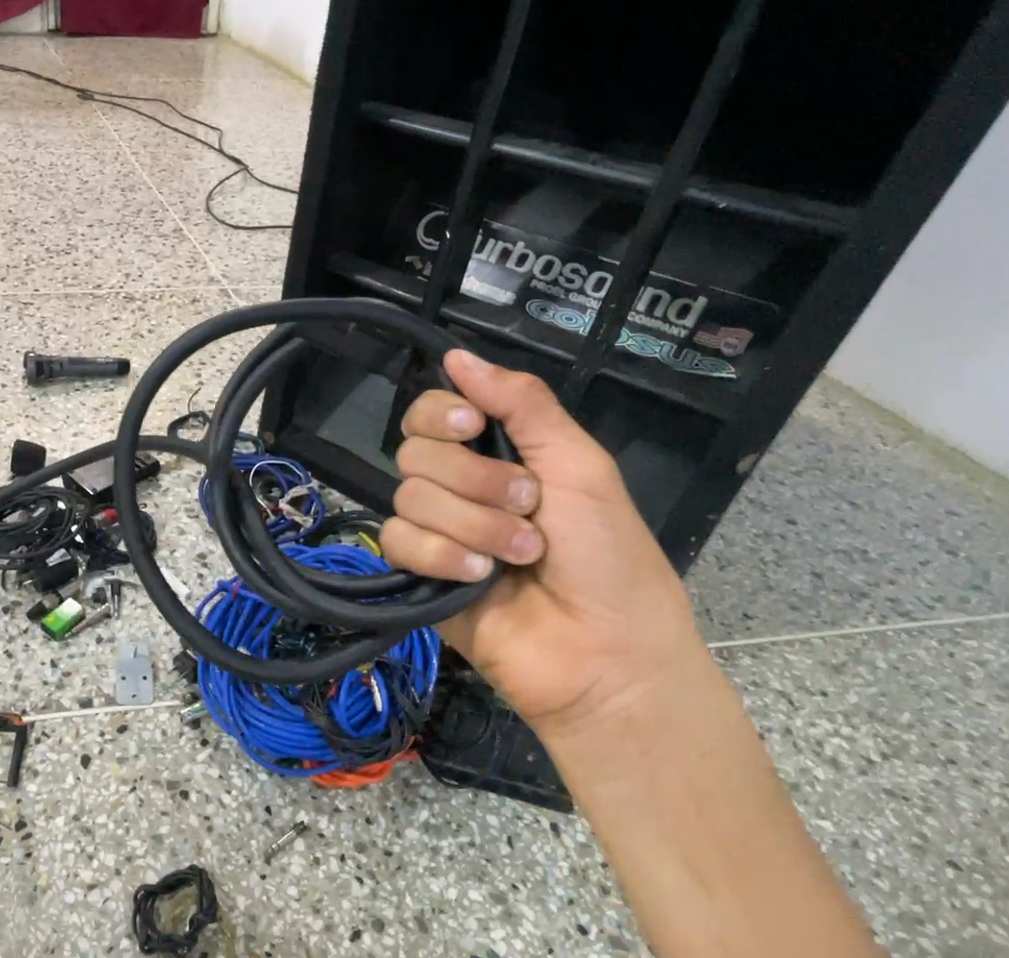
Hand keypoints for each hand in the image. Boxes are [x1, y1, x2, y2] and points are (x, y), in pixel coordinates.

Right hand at [379, 350, 706, 736]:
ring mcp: (436, 532)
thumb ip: (522, 404)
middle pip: (415, 451)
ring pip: (408, 497)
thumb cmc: (610, 556)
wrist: (607, 654)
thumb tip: (455, 355)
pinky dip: (441, 555)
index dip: (441, 413)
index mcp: (497, 454)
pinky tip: (477, 579)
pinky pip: (398, 542)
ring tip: (519, 556)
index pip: (432, 411)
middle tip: (527, 506)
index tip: (471, 426)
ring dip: (473, 525)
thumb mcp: (580, 466)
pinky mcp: (417, 576)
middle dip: (476, 479)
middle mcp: (459, 487)